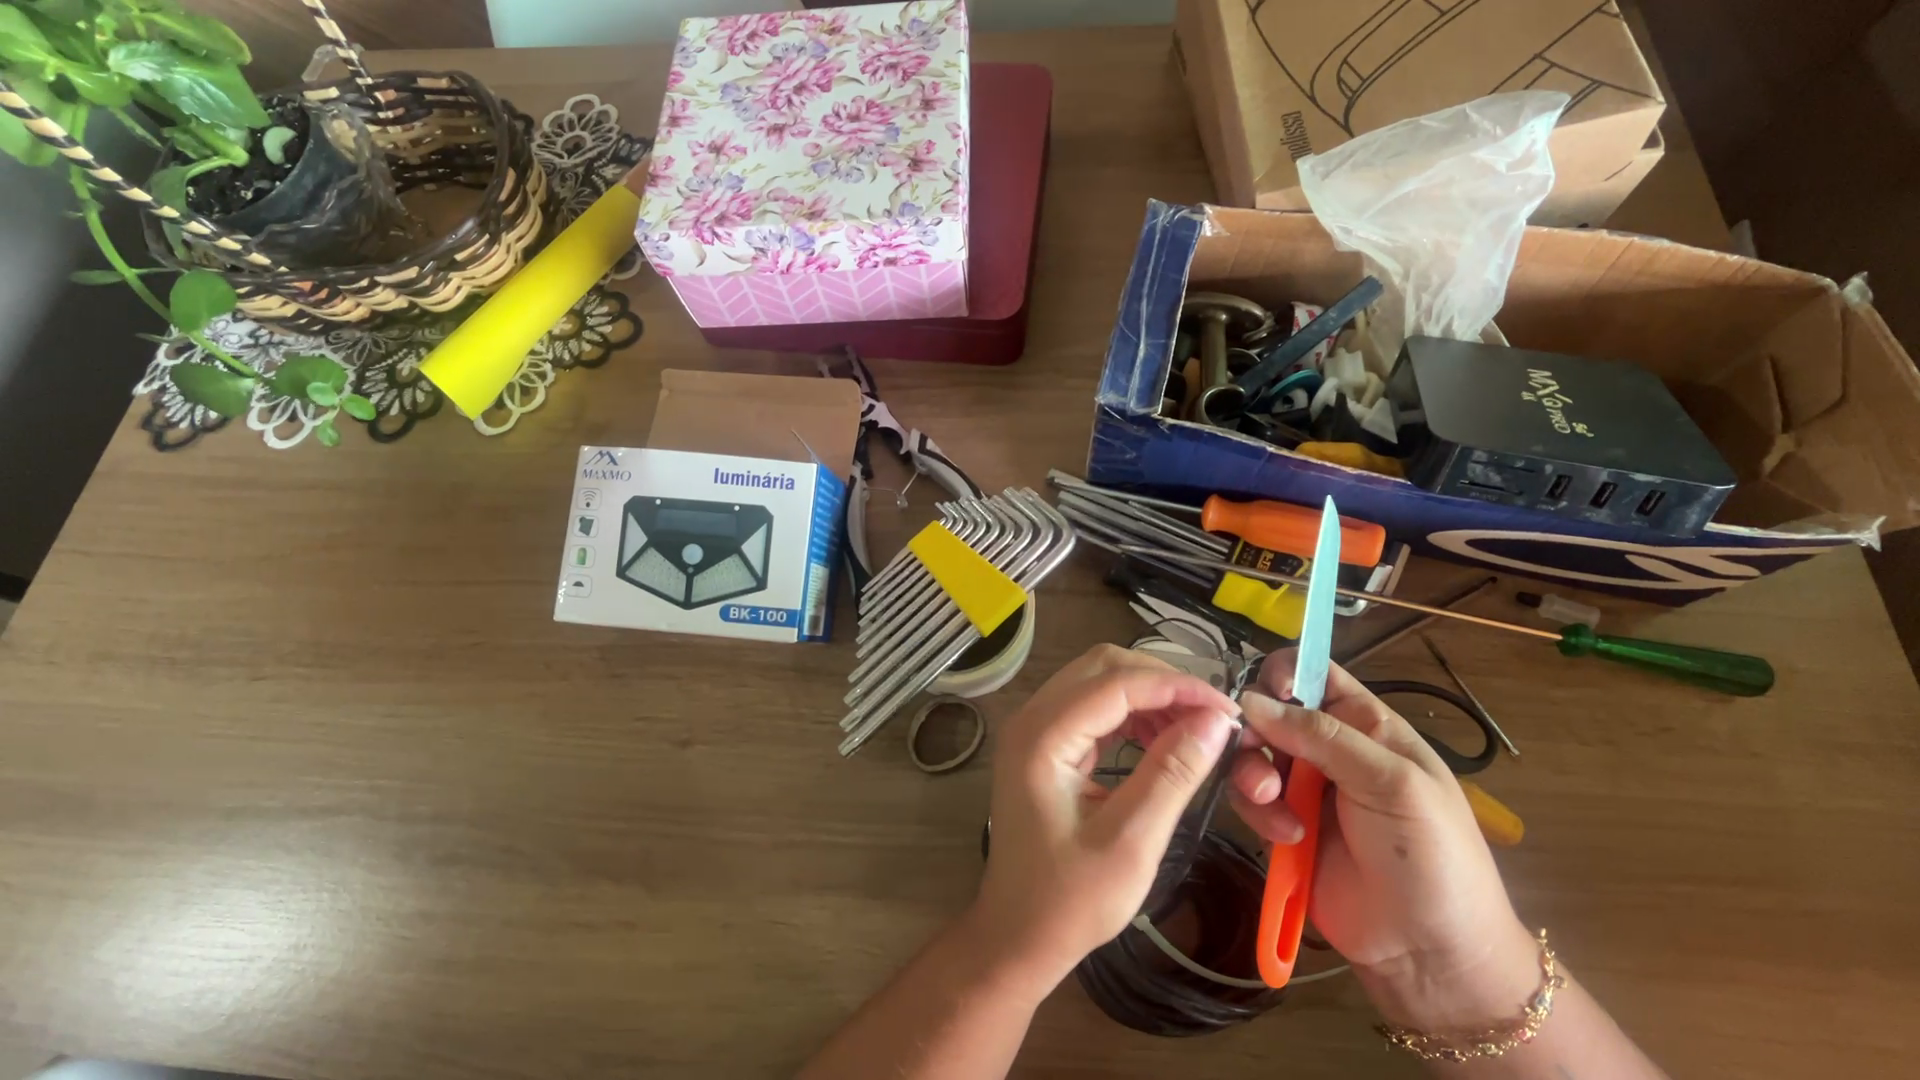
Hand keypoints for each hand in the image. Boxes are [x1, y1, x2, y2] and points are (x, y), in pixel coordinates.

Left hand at [970, 644, 1238, 986]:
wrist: (1019, 934)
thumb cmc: (1071, 900)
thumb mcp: (1132, 841)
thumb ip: (1172, 774)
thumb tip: (1216, 721)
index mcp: (1042, 737)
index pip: (1116, 683)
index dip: (1177, 688)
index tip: (1229, 709)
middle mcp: (1031, 719)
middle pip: (1103, 667)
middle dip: (1163, 682)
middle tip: (1214, 716)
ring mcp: (1033, 731)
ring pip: (1098, 682)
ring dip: (1149, 696)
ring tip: (1196, 730)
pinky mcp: (1043, 746)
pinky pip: (1092, 708)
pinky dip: (1132, 714)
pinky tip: (1164, 738)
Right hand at [1228, 651, 1540, 1029]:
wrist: (1428, 950)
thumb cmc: (1430, 854)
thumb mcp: (1391, 783)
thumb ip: (1321, 737)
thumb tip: (1250, 700)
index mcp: (1365, 725)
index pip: (1315, 674)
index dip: (1284, 672)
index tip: (1264, 694)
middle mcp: (1329, 749)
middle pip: (1269, 713)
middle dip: (1256, 729)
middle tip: (1253, 751)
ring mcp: (1304, 790)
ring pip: (1252, 757)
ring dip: (1253, 775)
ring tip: (1270, 803)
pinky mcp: (1282, 828)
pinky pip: (1250, 802)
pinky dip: (1259, 815)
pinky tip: (1288, 838)